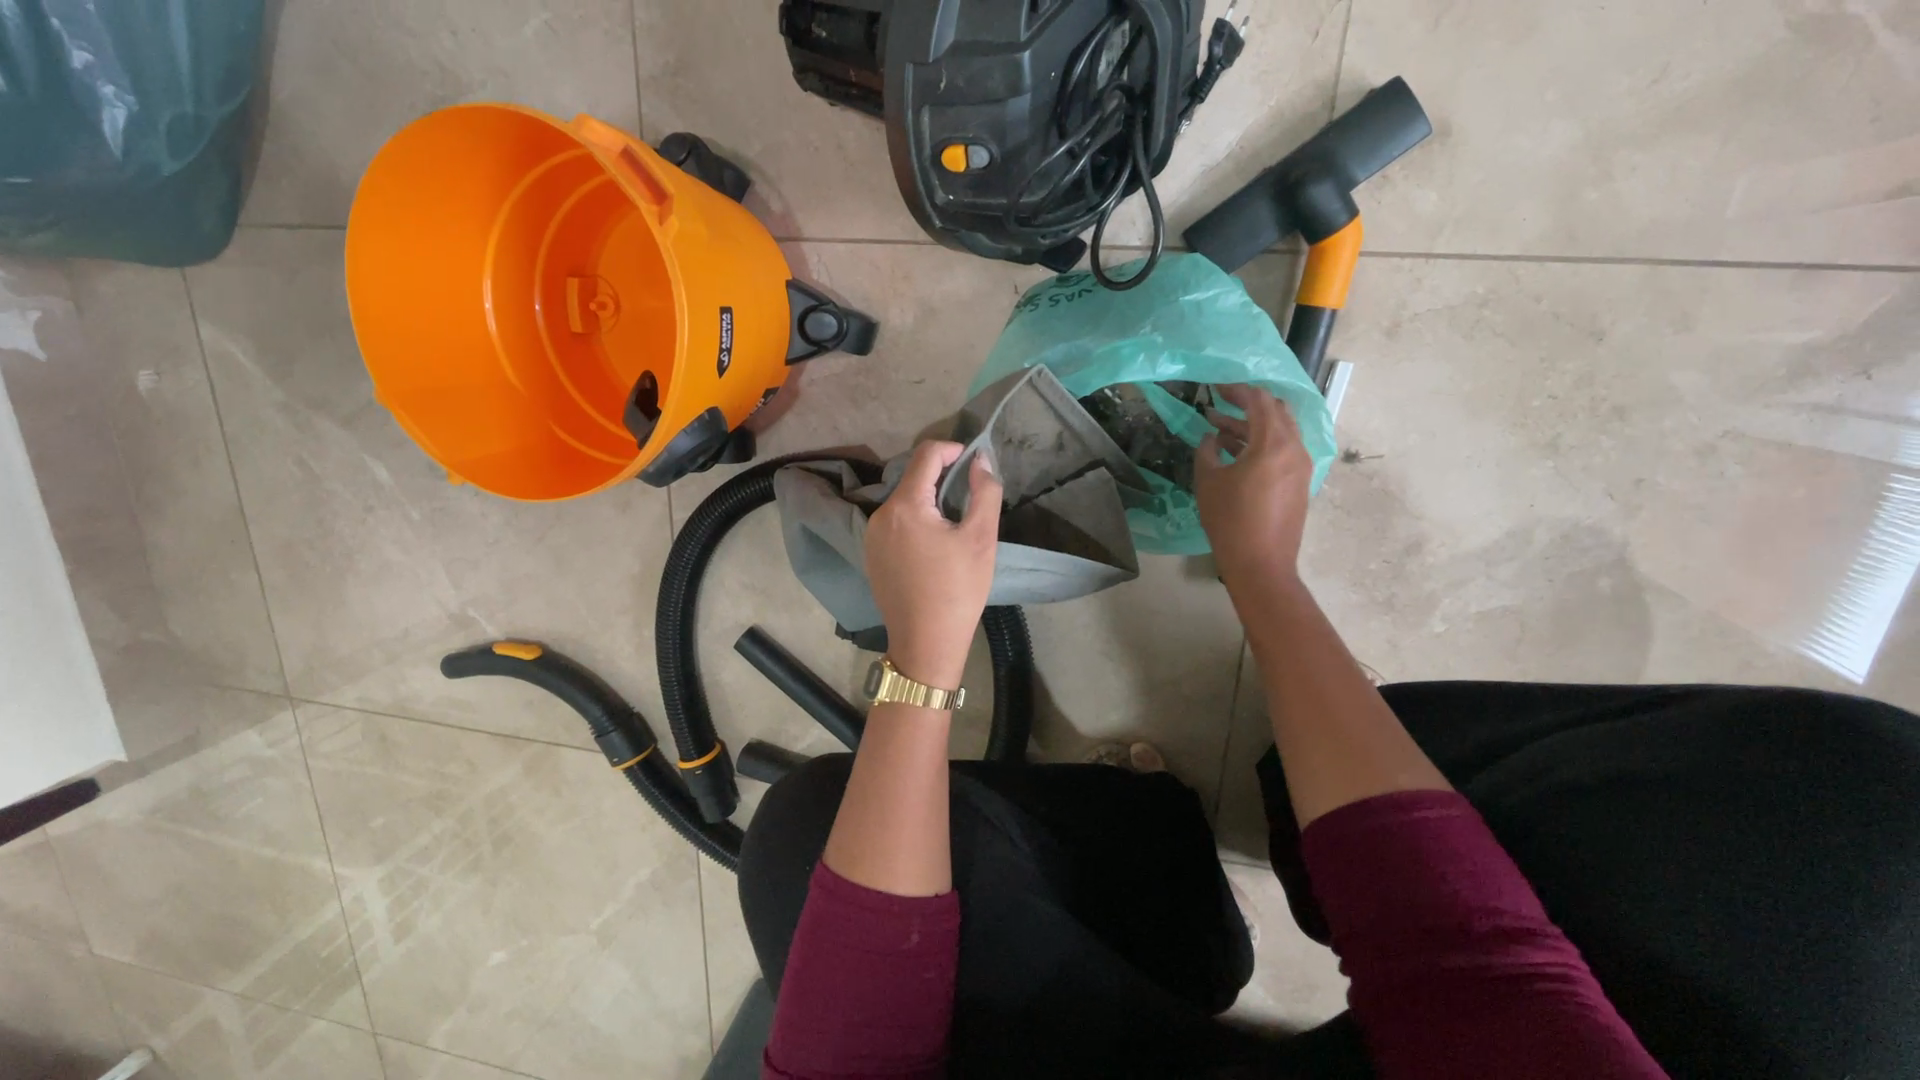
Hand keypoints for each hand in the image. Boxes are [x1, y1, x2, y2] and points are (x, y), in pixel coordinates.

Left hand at [865, 441, 1002, 689]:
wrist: (926, 642)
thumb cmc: (958, 590)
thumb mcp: (981, 539)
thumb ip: (984, 491)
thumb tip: (981, 460)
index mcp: (905, 506)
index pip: (925, 455)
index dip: (952, 449)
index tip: (974, 461)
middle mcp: (881, 515)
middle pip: (913, 479)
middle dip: (942, 479)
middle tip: (970, 498)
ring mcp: (872, 536)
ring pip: (904, 502)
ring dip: (929, 502)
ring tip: (955, 525)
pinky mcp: (872, 555)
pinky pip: (895, 524)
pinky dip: (916, 522)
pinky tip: (934, 547)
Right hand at [1194, 384, 1312, 591]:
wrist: (1261, 564)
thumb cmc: (1230, 521)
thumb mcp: (1208, 481)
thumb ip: (1208, 451)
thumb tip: (1212, 437)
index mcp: (1273, 443)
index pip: (1259, 401)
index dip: (1237, 390)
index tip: (1216, 388)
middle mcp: (1294, 448)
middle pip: (1276, 411)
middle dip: (1249, 403)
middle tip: (1221, 403)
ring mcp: (1301, 466)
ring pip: (1281, 430)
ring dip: (1254, 425)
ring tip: (1222, 429)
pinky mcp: (1300, 482)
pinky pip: (1284, 449)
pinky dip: (1263, 442)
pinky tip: (1238, 453)